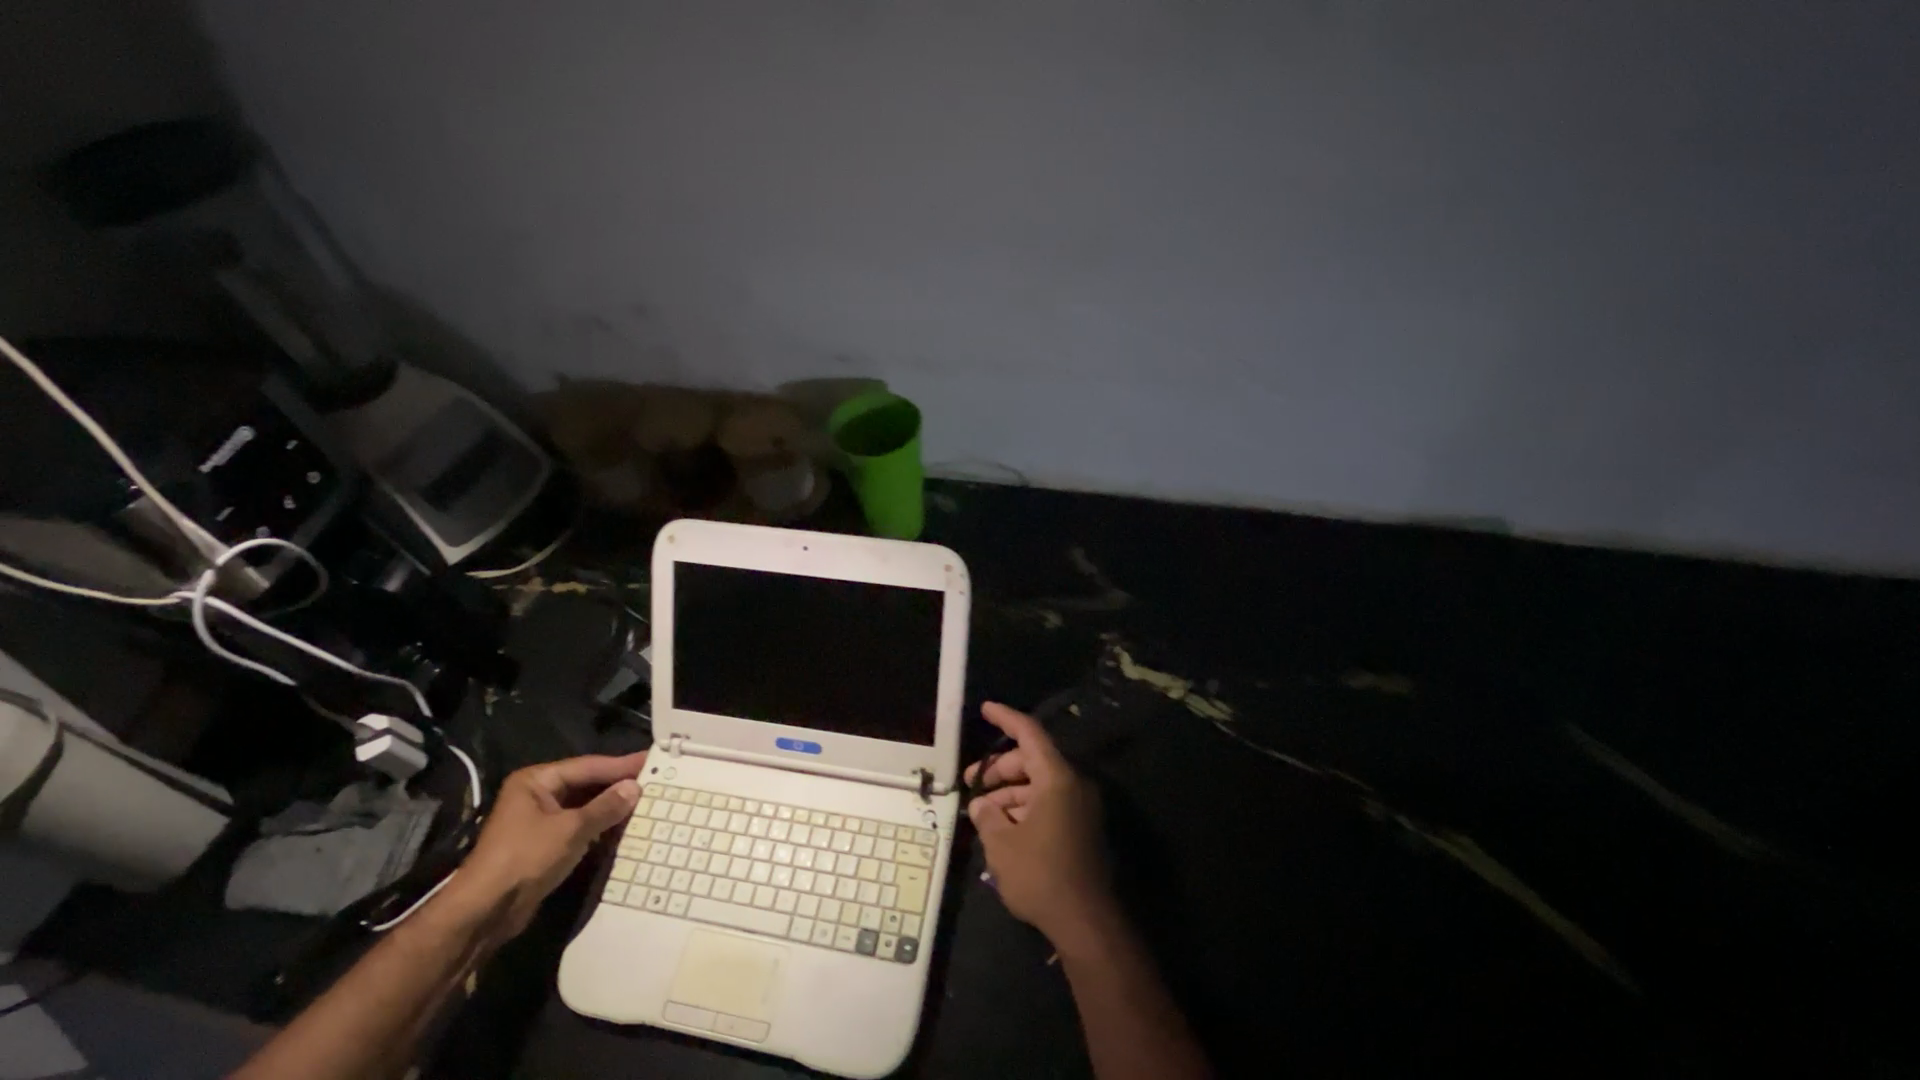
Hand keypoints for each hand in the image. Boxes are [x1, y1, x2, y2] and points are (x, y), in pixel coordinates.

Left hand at [443, 751, 647, 937]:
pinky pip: (578, 827)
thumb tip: (635, 787)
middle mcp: (536, 795)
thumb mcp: (571, 829)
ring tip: (645, 802)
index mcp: (536, 781)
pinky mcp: (543, 845)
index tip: (651, 760)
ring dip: (610, 808)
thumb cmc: (526, 858)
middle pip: (585, 784)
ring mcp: (538, 821)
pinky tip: (623, 828)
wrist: (486, 910)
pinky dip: (599, 827)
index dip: (620, 765)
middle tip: (654, 780)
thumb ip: (605, 807)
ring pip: (583, 807)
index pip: (587, 766)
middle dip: (616, 785)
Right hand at [965, 703, 1113, 948]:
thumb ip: (988, 816)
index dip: (1006, 718)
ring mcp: (1082, 809)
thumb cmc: (1040, 875)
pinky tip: (1003, 830)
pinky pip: (1050, 806)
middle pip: (1033, 762)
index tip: (985, 708)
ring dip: (1010, 794)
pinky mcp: (1082, 830)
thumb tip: (982, 805)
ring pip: (1040, 787)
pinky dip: (1026, 810)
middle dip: (999, 769)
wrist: (1085, 921)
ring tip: (982, 815)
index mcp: (1057, 779)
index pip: (1030, 735)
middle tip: (971, 784)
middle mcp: (1074, 786)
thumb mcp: (1001, 844)